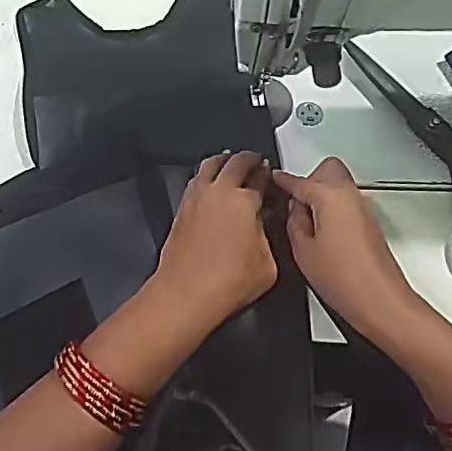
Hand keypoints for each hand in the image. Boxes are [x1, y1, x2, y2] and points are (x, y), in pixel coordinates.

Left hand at [153, 151, 278, 329]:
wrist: (186, 292)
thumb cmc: (225, 282)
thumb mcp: (268, 264)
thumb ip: (267, 238)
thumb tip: (262, 228)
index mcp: (243, 201)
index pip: (260, 178)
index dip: (267, 174)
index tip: (270, 174)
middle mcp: (218, 193)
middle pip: (235, 162)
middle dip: (248, 159)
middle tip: (254, 160)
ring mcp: (196, 198)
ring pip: (209, 164)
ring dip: (223, 160)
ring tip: (230, 161)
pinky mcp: (181, 209)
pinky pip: (195, 181)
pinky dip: (205, 175)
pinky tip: (208, 183)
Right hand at [273, 157, 420, 340]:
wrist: (381, 303)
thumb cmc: (347, 281)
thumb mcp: (302, 250)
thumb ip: (293, 221)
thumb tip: (293, 210)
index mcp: (330, 198)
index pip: (300, 180)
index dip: (283, 180)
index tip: (276, 179)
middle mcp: (351, 197)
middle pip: (327, 169)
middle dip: (309, 179)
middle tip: (294, 203)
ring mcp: (364, 210)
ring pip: (339, 185)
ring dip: (322, 195)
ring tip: (307, 225)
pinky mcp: (370, 224)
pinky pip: (347, 204)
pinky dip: (333, 210)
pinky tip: (322, 235)